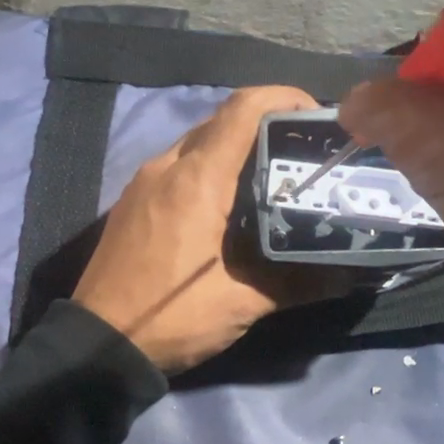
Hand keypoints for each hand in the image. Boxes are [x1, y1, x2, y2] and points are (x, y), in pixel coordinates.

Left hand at [73, 86, 327, 372]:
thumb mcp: (239, 305)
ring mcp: (142, 184)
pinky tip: (226, 207)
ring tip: (268, 181)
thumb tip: (345, 277)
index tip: (315, 117)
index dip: (284, 98)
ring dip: (233, 150)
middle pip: (221, 122)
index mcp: (196, 179)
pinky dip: (207, 171)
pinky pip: (175, 168)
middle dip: (265, 126)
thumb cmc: (170, 318)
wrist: (98, 345)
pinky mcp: (131, 204)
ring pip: (196, 144)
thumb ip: (295, 283)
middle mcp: (166, 167)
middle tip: (300, 156)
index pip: (244, 109)